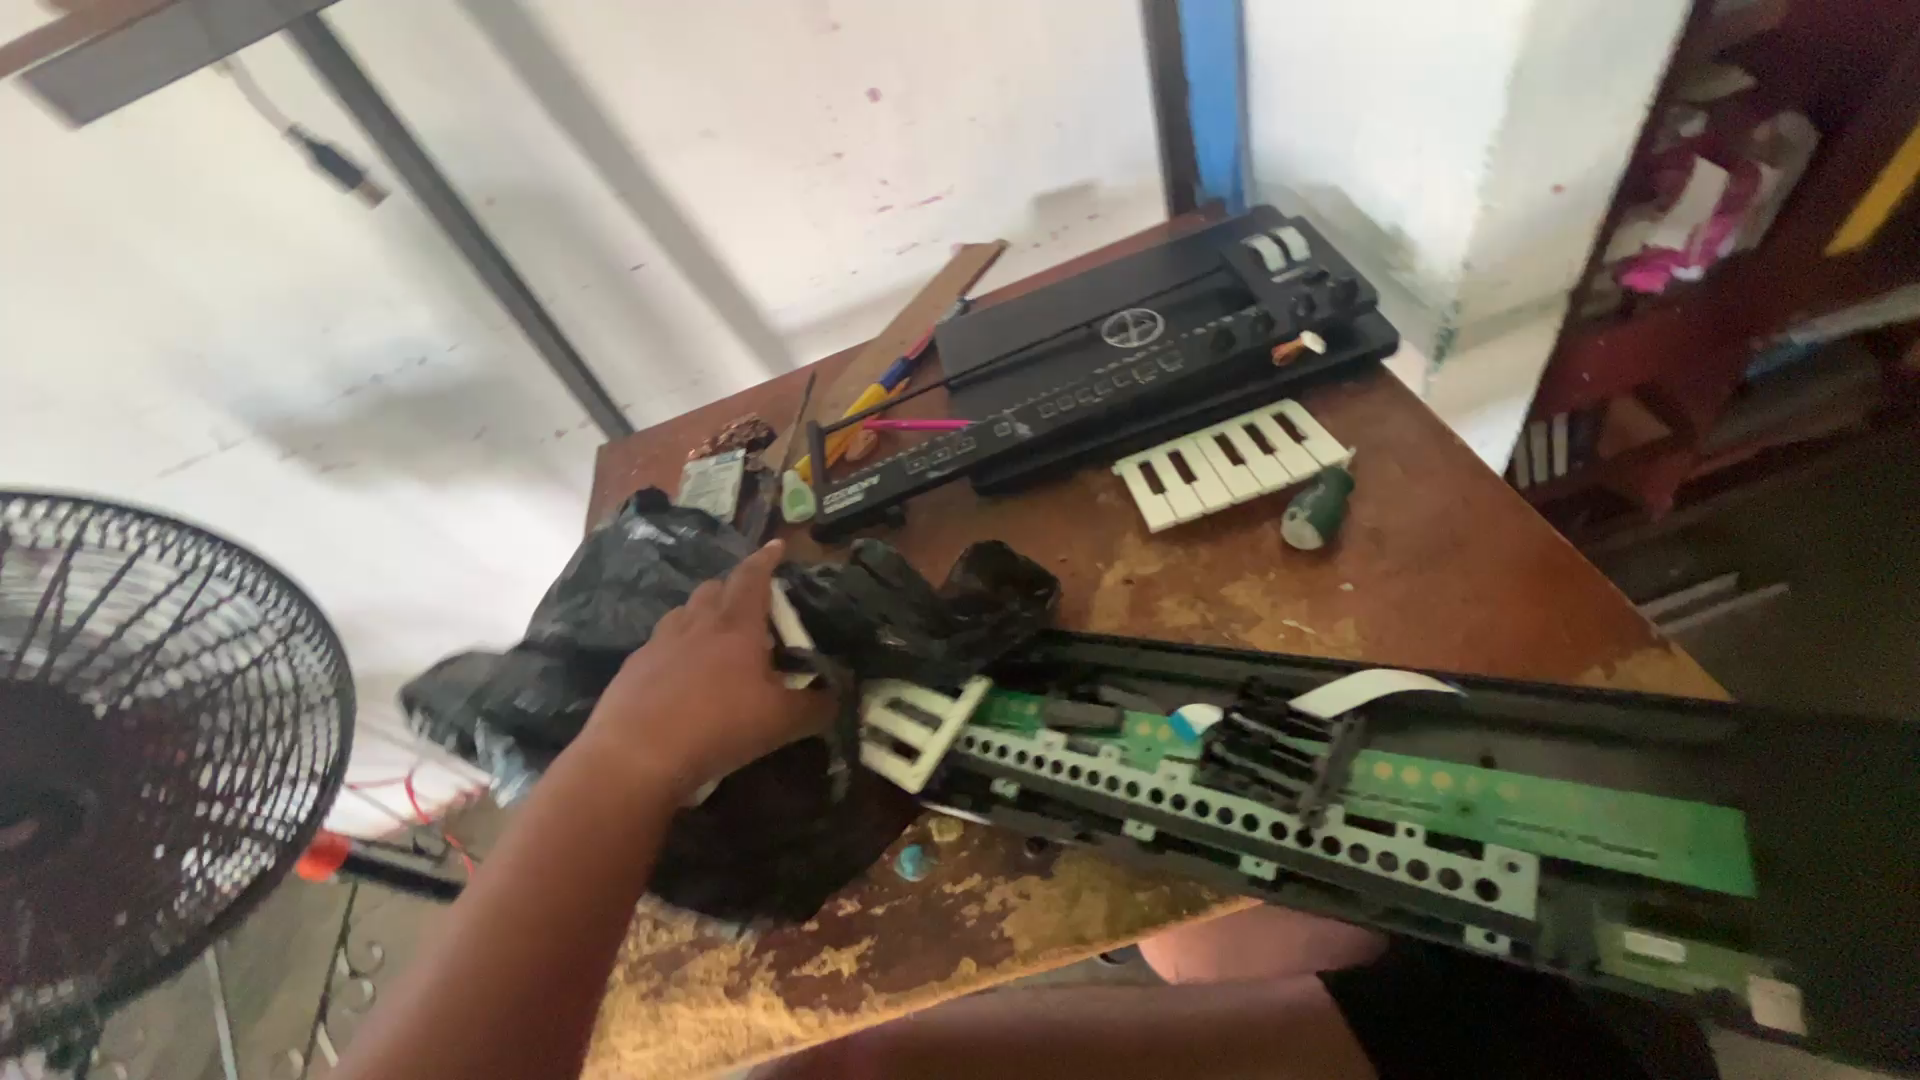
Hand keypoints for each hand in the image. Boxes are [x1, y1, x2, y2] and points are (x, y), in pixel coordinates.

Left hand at [574, 539, 828, 799]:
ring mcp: (659, 643)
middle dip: (734, 588)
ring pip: (684, 612)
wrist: (636, 757)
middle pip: (714, 587)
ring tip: (716, 639)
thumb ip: (816, 707)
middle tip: (752, 606)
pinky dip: (677, 649)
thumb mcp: (782, 723)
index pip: (753, 576)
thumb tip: (837, 699)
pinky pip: (660, 644)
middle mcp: (696, 624)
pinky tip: (682, 677)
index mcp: (736, 625)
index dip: (767, 559)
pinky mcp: (633, 668)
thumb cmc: (718, 727)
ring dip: (703, 615)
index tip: (777, 546)